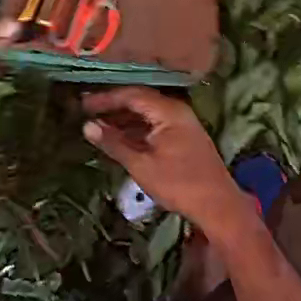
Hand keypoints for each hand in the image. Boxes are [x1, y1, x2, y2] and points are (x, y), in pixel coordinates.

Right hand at [81, 87, 254, 236]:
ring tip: (98, 125)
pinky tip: (120, 138)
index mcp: (168, 111)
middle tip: (86, 111)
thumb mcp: (141, 165)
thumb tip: (87, 127)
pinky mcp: (184, 137)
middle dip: (113, 106)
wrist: (218, 206)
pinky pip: (155, 124)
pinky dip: (136, 129)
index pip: (132, 95)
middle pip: (140, 100)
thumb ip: (114, 143)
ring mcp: (182, 123)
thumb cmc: (179, 184)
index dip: (105, 99)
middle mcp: (176, 110)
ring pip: (147, 113)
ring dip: (124, 118)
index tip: (83, 105)